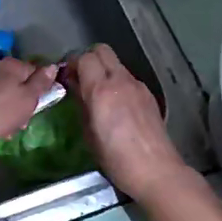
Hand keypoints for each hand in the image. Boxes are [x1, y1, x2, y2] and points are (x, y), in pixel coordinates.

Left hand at [0, 57, 59, 148]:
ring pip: (6, 94)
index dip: (40, 88)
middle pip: (19, 83)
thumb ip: (41, 82)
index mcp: (11, 64)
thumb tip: (52, 66)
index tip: (39, 105)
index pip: (35, 70)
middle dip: (24, 102)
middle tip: (24, 120)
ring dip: (11, 111)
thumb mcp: (28, 98)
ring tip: (9, 128)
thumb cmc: (1, 112)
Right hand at [67, 44, 198, 202]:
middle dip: (88, 59)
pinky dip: (117, 82)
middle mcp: (121, 81)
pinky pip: (127, 78)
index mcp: (101, 90)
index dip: (72, 63)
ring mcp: (137, 86)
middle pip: (102, 50)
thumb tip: (74, 86)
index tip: (66, 76)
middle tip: (80, 78)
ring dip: (103, 71)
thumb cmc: (115, 157)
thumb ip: (81, 103)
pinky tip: (116, 105)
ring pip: (116, 64)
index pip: (84, 57)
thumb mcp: (88, 132)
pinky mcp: (148, 95)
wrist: (155, 169)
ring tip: (97, 93)